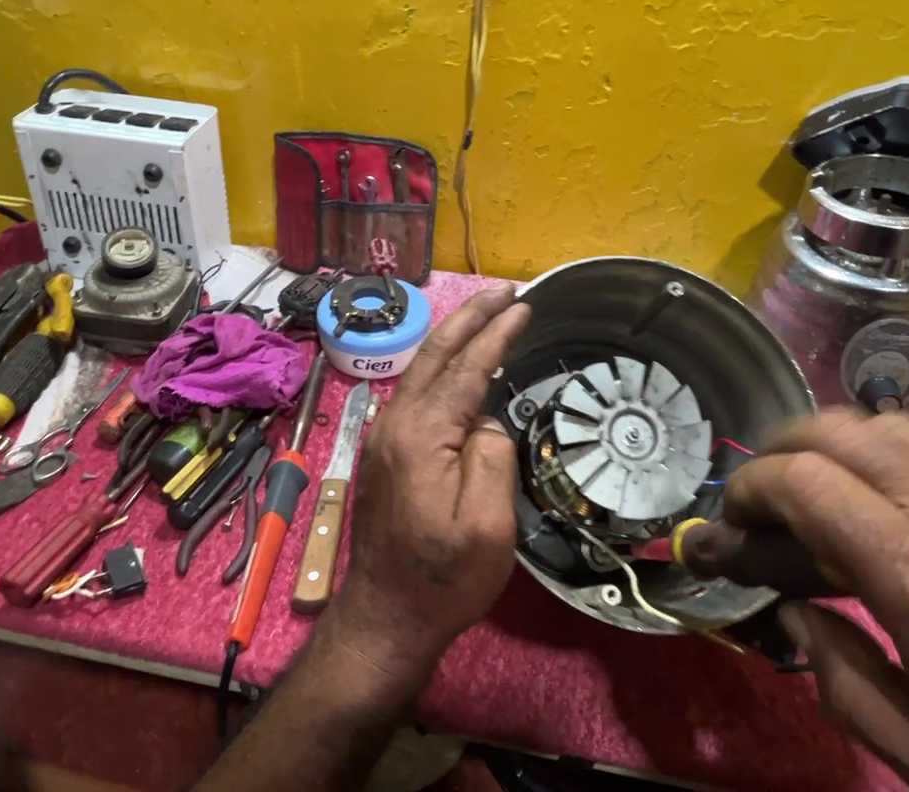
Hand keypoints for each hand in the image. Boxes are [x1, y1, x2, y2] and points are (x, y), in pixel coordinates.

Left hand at [325, 283, 530, 681]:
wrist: (386, 617)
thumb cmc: (443, 578)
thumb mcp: (487, 524)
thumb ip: (492, 456)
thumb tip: (487, 420)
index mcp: (421, 435)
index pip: (466, 368)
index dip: (497, 334)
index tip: (525, 306)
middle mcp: (395, 424)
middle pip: (434, 354)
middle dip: (471, 317)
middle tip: (505, 292)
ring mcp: (383, 437)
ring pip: (421, 370)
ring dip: (455, 338)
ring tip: (488, 317)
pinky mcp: (383, 453)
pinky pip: (416, 394)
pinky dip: (442, 368)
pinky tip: (460, 367)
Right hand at [720, 410, 908, 791]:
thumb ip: (850, 685)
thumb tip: (793, 622)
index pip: (803, 483)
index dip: (749, 490)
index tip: (729, 523)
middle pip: (841, 430)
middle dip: (780, 448)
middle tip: (758, 496)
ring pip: (894, 427)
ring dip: (835, 444)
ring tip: (817, 490)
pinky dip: (891, 460)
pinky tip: (897, 512)